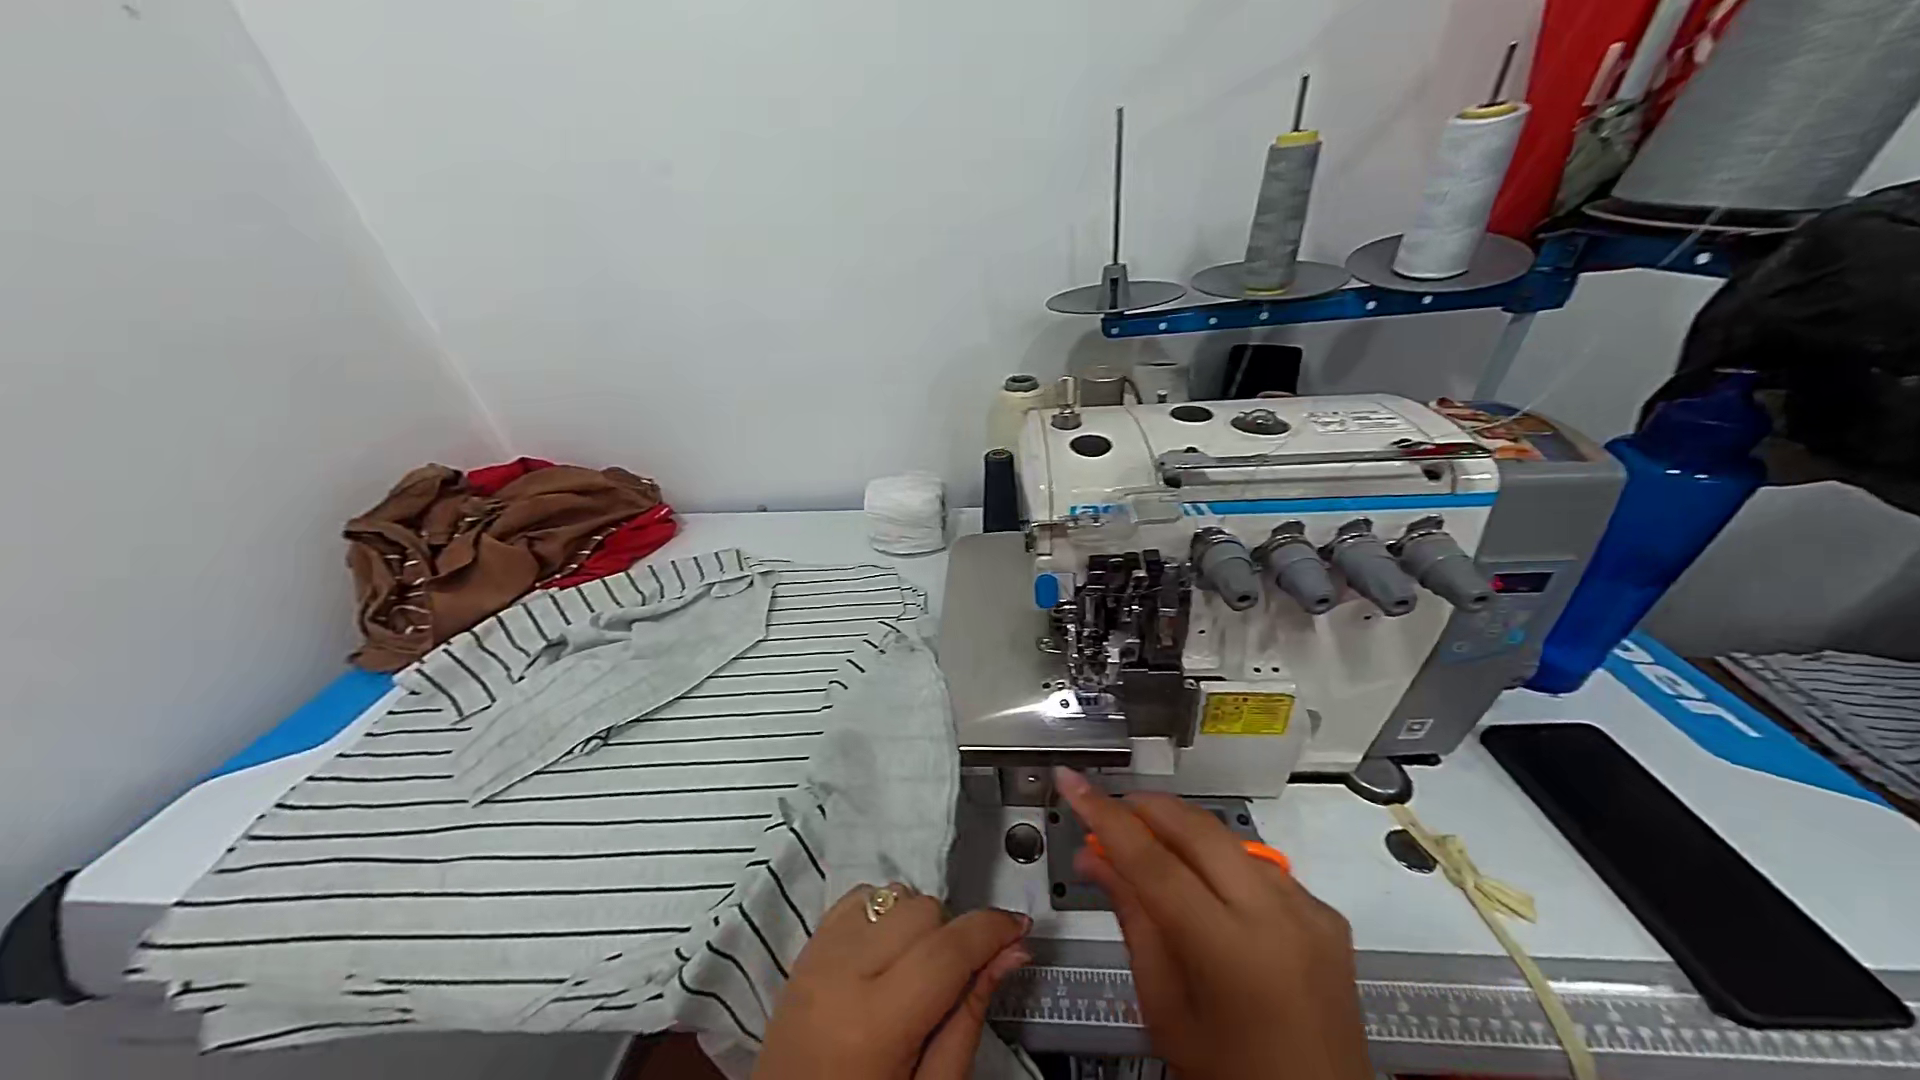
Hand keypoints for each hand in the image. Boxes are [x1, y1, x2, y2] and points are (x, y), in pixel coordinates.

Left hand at [753, 883, 1030, 1079]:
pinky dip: (883, 912)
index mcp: (875, 1023)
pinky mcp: (806, 947)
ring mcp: (818, 954)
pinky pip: (858, 897)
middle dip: (951, 934)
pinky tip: (886, 952)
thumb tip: (1011, 951)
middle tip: (953, 978)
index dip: (992, 930)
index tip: (1019, 927)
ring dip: (917, 921)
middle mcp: (841, 973)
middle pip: (922, 909)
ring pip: (893, 893)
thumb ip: (970, 1015)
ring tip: (915, 969)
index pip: (948, 950)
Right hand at [1057, 767, 1371, 1079]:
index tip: (1073, 781)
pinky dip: (1221, 861)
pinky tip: (1203, 884)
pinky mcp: (1326, 913)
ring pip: (1228, 839)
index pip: (1151, 861)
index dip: (1104, 815)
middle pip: (1196, 828)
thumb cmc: (1229, 1073)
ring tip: (1149, 849)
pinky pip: (1259, 865)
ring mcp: (1308, 911)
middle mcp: (1276, 918)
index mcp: (1228, 951)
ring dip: (1182, 832)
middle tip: (1108, 808)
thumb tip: (1094, 858)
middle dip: (1145, 806)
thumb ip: (1132, 919)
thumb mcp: (1165, 1006)